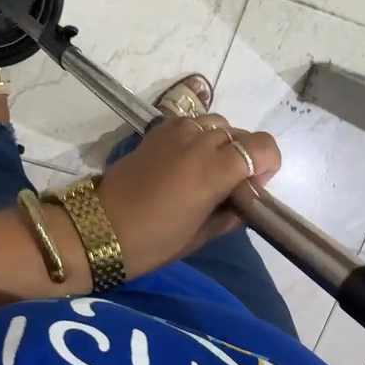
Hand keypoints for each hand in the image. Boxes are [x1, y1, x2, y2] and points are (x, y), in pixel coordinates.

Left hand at [92, 115, 281, 279]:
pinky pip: (190, 122)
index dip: (267, 166)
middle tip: (229, 186)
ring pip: (216, 124)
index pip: (262, 147)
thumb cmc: (152, 242)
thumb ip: (230, 214)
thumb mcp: (199, 236)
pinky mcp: (156, 131)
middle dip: (244, 156)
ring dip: (221, 143)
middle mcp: (199, 142)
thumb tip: (244, 201)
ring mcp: (175, 131)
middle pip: (240, 134)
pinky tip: (186, 159)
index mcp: (215, 169)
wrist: (97, 228)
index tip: (252, 189)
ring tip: (207, 171)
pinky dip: (197, 135)